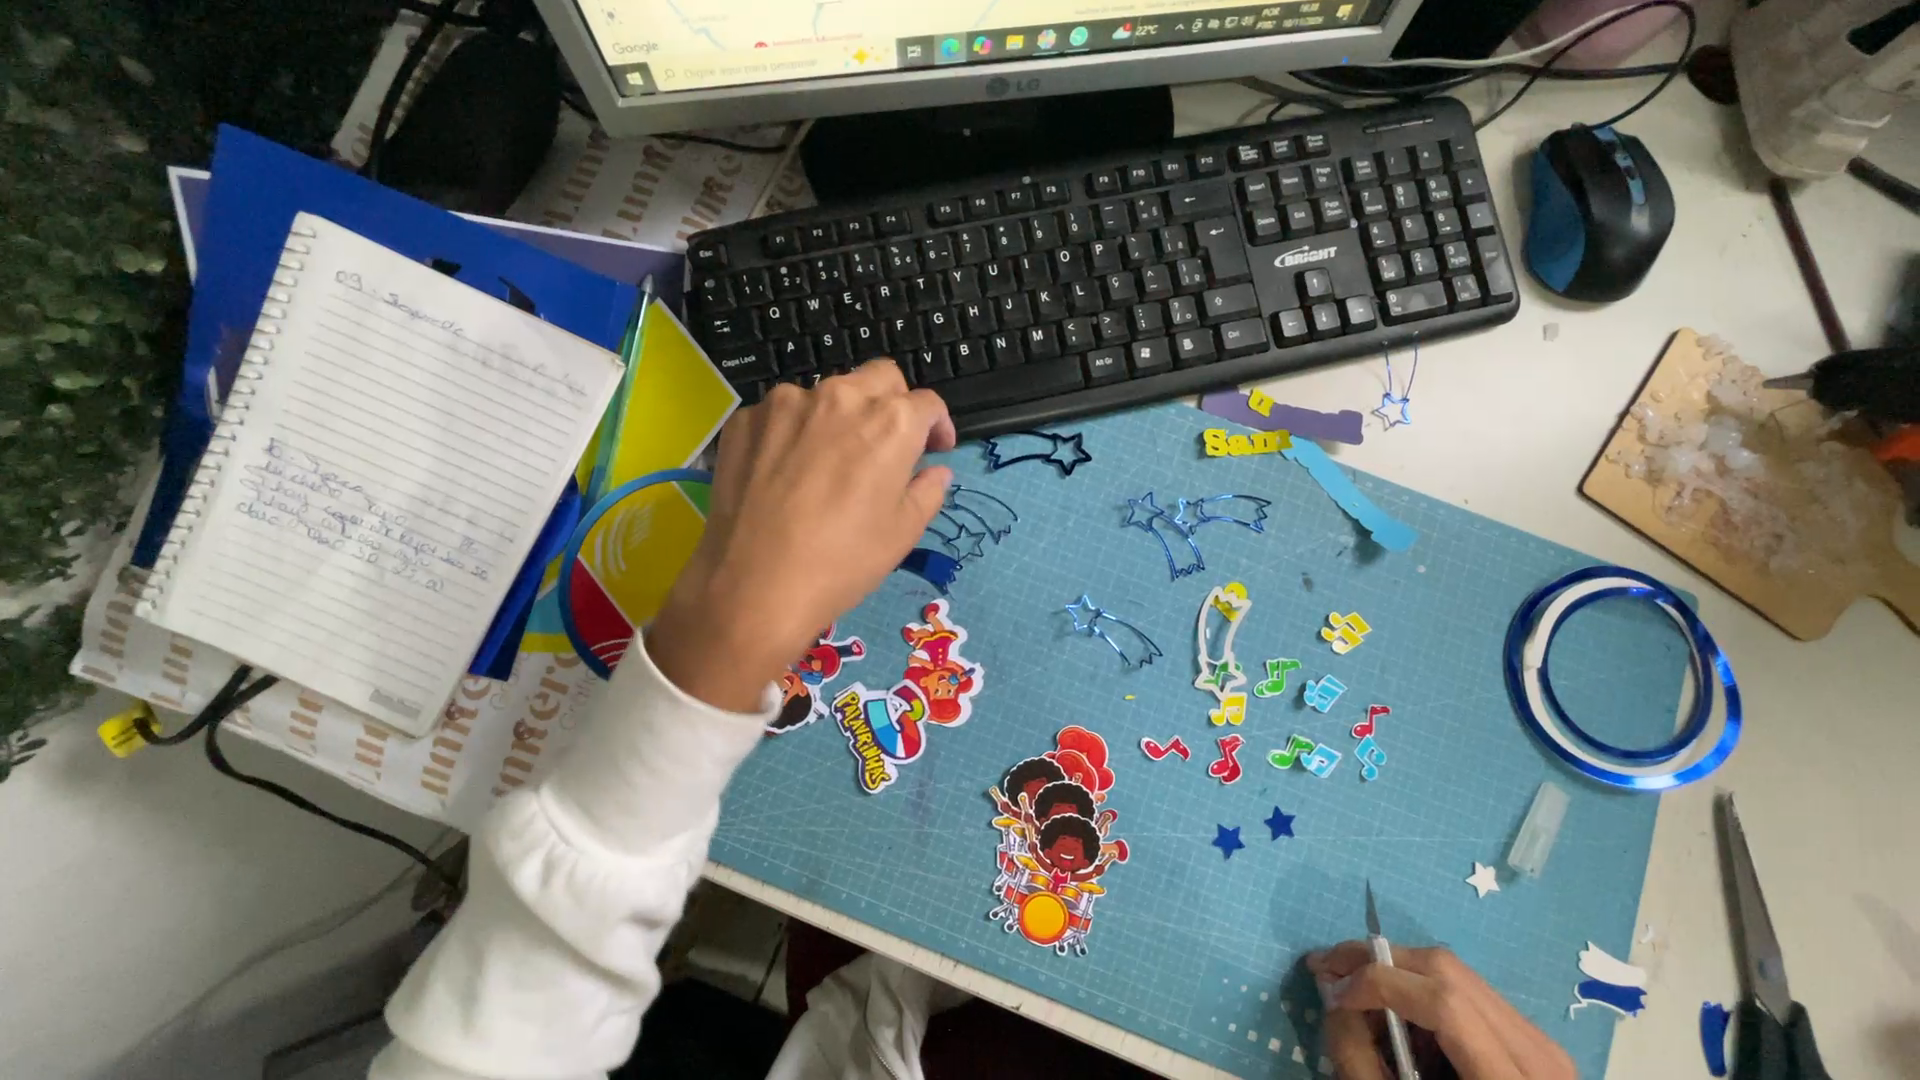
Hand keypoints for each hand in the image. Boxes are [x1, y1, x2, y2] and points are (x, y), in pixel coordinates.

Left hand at [646, 361, 955, 711]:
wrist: (753, 585)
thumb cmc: (842, 562)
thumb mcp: (903, 533)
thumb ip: (927, 491)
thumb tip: (934, 471)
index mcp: (891, 422)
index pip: (927, 403)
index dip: (938, 426)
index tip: (935, 449)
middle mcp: (840, 396)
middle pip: (879, 379)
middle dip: (893, 403)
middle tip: (887, 445)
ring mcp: (786, 403)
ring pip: (826, 394)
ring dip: (840, 417)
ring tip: (830, 462)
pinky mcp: (745, 420)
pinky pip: (781, 415)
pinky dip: (794, 433)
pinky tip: (786, 474)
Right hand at [1310, 942, 1573, 1079]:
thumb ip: (1357, 1056)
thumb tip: (1335, 996)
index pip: (1444, 1003)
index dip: (1380, 984)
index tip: (1332, 995)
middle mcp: (1539, 1052)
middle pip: (1445, 970)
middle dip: (1376, 960)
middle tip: (1328, 968)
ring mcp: (1539, 1041)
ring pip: (1452, 970)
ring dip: (1394, 970)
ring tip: (1356, 990)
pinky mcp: (1530, 1038)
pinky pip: (1463, 990)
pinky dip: (1418, 988)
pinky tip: (1394, 1010)